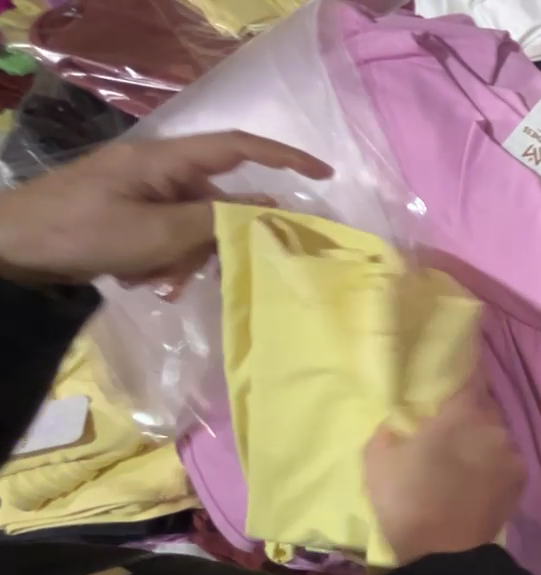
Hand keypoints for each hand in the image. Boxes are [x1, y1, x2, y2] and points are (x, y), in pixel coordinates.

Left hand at [0, 132, 330, 285]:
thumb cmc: (83, 232)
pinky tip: (152, 277)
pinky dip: (175, 260)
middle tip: (218, 266)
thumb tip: (274, 211)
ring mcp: (146, 191)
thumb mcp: (164, 231)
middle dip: (225, 237)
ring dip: (194, 256)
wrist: (8, 246)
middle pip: (224, 200)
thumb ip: (223, 219)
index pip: (237, 147)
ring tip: (166, 277)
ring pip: (203, 225)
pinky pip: (179, 236)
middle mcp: (159, 170)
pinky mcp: (135, 212)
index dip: (284, 157)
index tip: (324, 174)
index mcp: (163, 161)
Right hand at [363, 377, 525, 565]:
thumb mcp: (379, 453)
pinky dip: (495, 459)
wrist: (444, 550)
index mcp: (464, 416)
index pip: (471, 380)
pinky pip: (507, 457)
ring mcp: (515, 455)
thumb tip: (409, 418)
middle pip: (487, 408)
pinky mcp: (522, 479)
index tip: (456, 371)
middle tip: (450, 422)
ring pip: (499, 434)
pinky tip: (478, 473)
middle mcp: (498, 429)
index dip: (464, 374)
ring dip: (484, 438)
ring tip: (463, 453)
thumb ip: (398, 425)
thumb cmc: (405, 497)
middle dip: (471, 411)